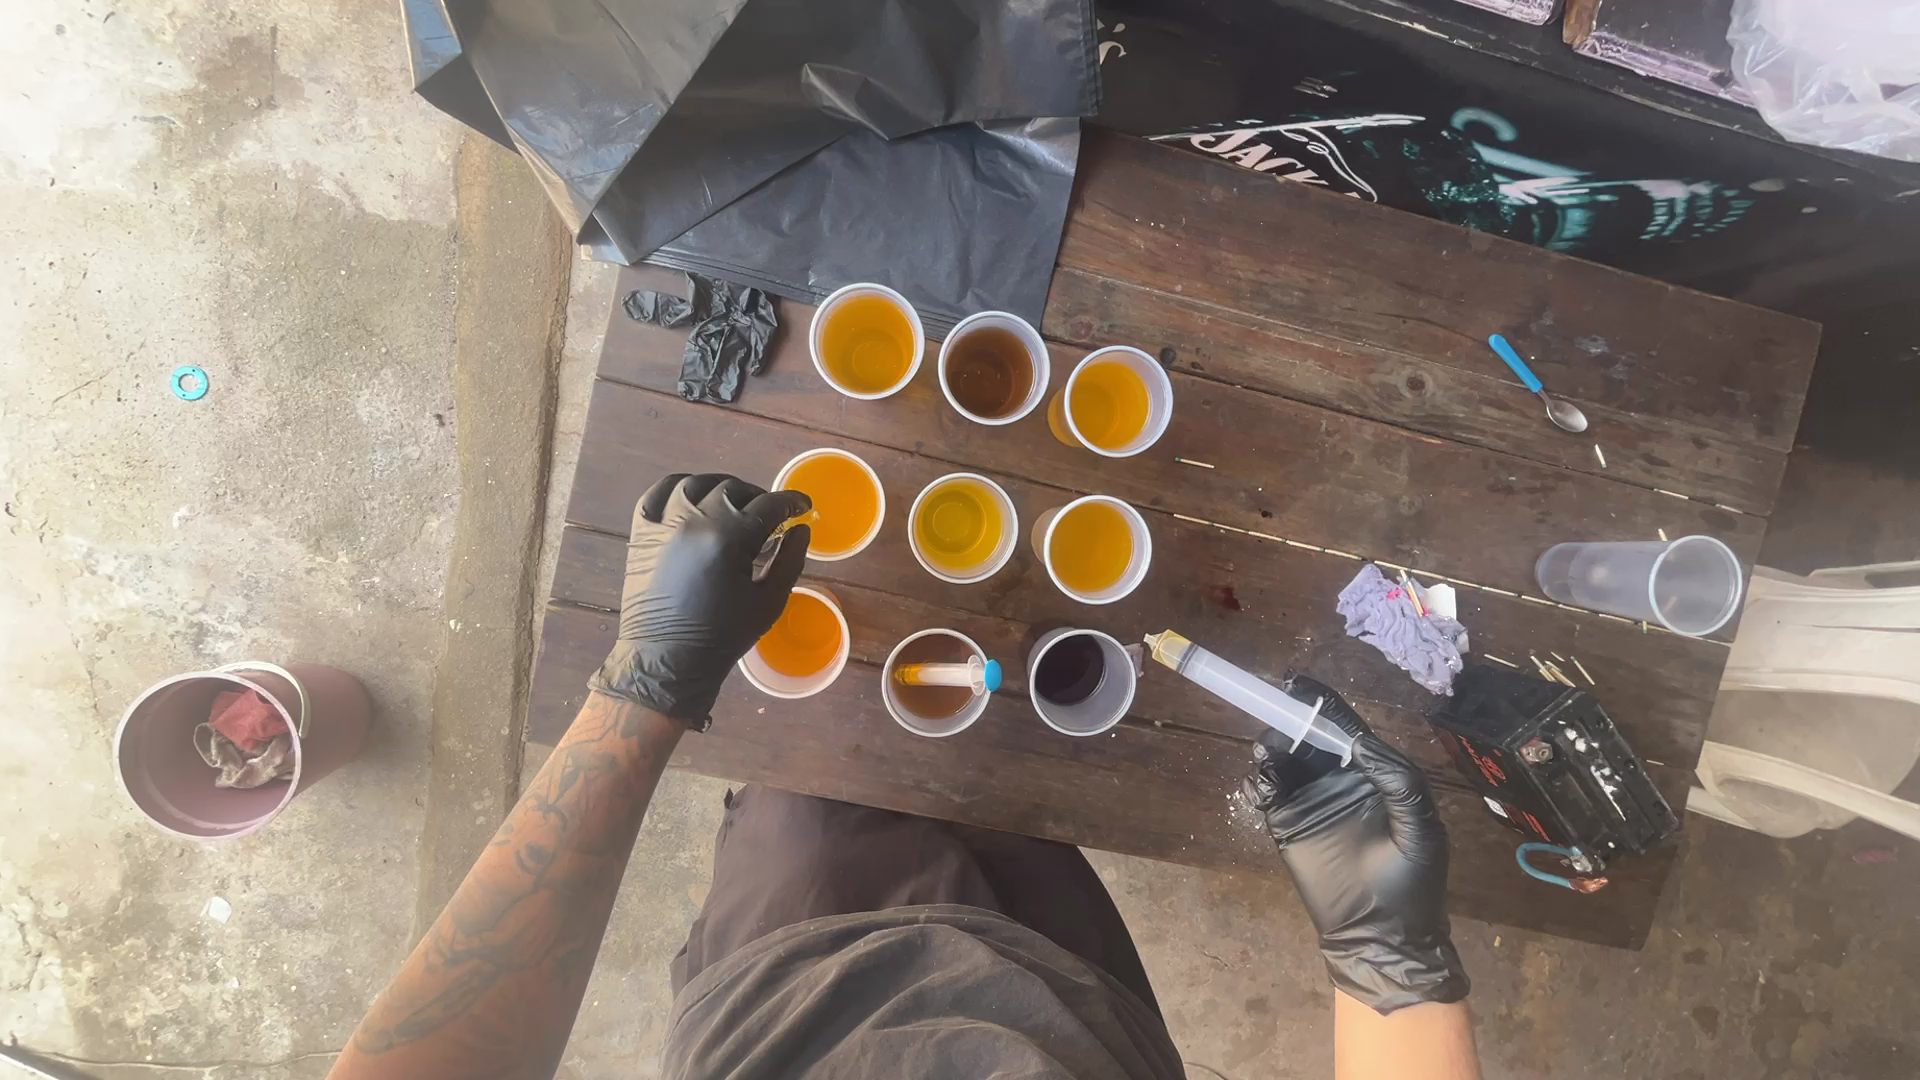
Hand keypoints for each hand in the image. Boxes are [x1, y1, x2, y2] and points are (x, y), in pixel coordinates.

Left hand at [589, 473, 809, 727]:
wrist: (666, 659)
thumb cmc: (723, 635)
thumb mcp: (770, 601)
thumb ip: (790, 559)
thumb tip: (801, 528)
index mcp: (728, 539)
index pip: (768, 505)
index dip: (791, 501)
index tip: (803, 505)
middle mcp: (693, 522)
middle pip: (733, 489)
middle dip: (759, 498)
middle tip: (771, 516)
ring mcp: (663, 524)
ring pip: (696, 483)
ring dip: (721, 488)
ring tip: (734, 504)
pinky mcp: (643, 533)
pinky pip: (658, 493)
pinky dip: (680, 488)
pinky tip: (693, 498)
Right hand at [1243, 674, 1468, 1012]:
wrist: (1381, 936)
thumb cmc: (1411, 883)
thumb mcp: (1421, 830)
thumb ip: (1398, 781)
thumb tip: (1359, 741)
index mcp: (1370, 774)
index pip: (1343, 729)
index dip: (1322, 704)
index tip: (1299, 684)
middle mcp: (1335, 778)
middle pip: (1306, 734)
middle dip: (1291, 715)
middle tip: (1278, 704)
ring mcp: (1307, 797)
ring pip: (1283, 755)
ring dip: (1274, 741)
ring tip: (1272, 742)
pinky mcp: (1283, 818)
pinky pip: (1267, 786)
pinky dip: (1262, 772)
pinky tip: (1267, 771)